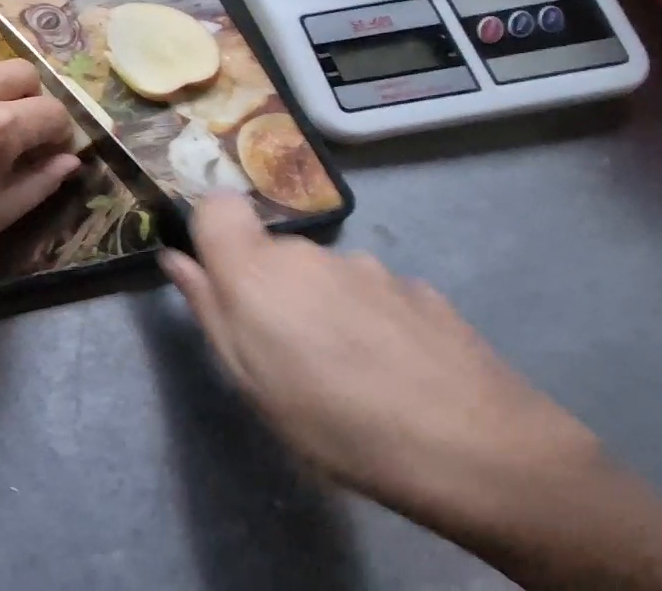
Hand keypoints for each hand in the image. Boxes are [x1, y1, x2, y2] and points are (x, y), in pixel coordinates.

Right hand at [160, 193, 600, 523]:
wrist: (485, 454)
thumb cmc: (336, 421)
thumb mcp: (248, 379)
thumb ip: (207, 309)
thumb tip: (177, 260)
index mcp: (255, 270)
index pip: (218, 207)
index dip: (212, 231)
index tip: (217, 275)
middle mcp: (309, 254)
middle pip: (272, 250)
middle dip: (270, 286)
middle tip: (283, 348)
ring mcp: (372, 269)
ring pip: (324, 274)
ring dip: (322, 305)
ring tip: (346, 368)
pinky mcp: (424, 292)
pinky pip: (373, 294)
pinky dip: (370, 319)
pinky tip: (394, 370)